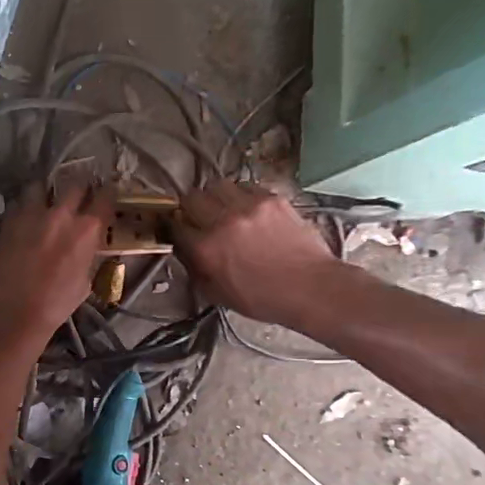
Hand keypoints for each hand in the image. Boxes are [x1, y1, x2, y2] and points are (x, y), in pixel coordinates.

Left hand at [0, 183, 112, 338]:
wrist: (14, 312)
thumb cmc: (56, 304)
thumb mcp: (84, 282)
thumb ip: (88, 257)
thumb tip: (88, 249)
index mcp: (87, 230)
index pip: (105, 198)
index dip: (108, 194)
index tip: (108, 194)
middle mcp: (61, 214)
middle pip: (75, 185)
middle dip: (80, 188)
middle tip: (79, 195)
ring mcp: (32, 214)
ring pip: (41, 186)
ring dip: (47, 192)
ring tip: (47, 200)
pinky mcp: (9, 221)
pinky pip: (20, 203)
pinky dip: (26, 206)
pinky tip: (26, 217)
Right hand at [174, 181, 342, 328]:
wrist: (310, 288)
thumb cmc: (264, 299)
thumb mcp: (219, 295)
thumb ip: (196, 271)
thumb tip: (185, 252)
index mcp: (206, 249)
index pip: (175, 226)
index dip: (174, 228)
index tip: (179, 231)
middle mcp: (223, 221)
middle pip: (191, 198)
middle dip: (191, 208)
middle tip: (199, 218)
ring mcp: (249, 206)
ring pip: (217, 185)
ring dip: (216, 197)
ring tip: (224, 210)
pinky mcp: (271, 198)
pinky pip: (246, 187)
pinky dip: (242, 196)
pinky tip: (249, 211)